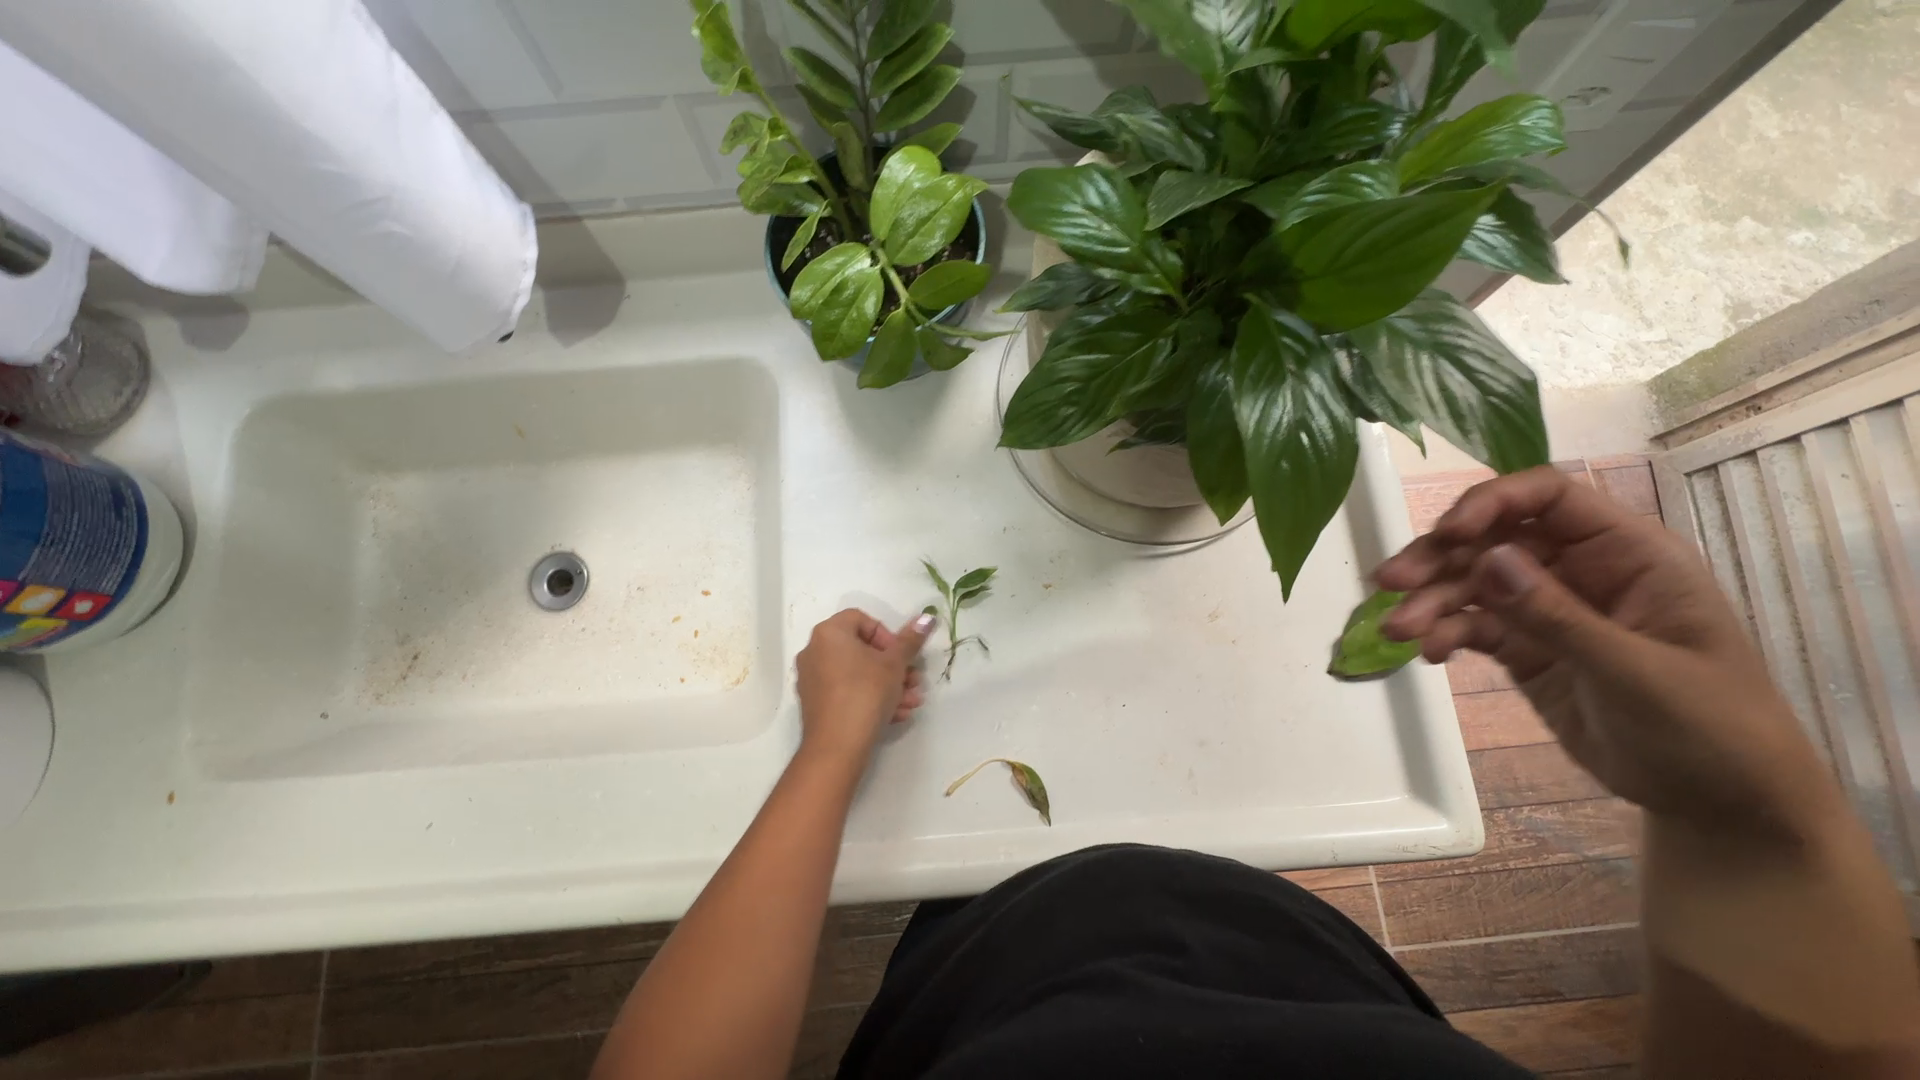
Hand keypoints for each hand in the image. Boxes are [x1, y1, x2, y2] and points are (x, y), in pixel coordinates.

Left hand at [795, 609, 933, 763]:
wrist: (837, 745)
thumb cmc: (866, 693)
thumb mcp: (895, 664)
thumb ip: (910, 640)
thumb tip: (927, 617)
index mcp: (829, 633)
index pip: (861, 619)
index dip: (887, 635)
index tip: (901, 656)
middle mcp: (814, 651)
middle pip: (861, 649)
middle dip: (893, 666)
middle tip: (914, 681)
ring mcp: (811, 678)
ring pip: (857, 674)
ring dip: (887, 685)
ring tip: (911, 702)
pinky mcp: (815, 703)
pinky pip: (846, 691)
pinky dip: (870, 698)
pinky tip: (896, 715)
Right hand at [1376, 466, 1832, 838]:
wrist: (1719, 804)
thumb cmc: (1709, 728)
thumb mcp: (1636, 672)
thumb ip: (1560, 616)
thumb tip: (1488, 559)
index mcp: (1627, 555)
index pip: (1549, 499)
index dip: (1492, 504)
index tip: (1448, 534)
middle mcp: (1581, 570)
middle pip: (1493, 539)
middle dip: (1438, 558)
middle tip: (1387, 584)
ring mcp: (1550, 610)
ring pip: (1472, 584)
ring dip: (1430, 602)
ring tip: (1396, 633)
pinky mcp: (1526, 649)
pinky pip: (1473, 626)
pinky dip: (1445, 635)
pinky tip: (1430, 656)